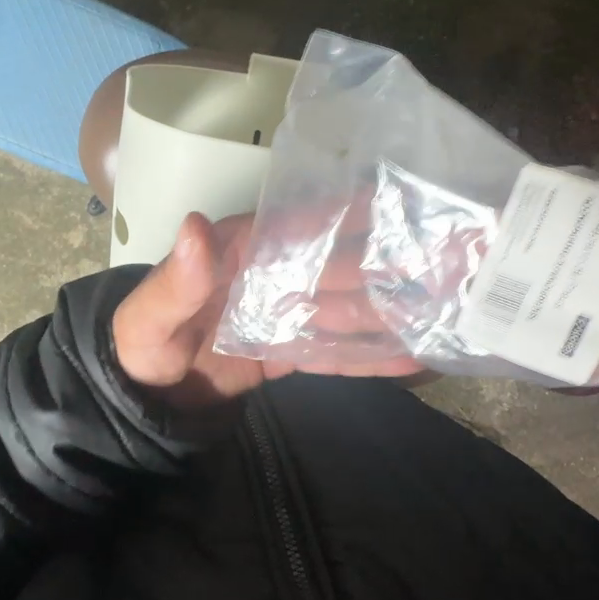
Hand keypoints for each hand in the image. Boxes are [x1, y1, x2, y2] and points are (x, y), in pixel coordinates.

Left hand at [113, 213, 423, 409]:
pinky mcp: (288, 351)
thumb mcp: (150, 315)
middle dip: (394, 262)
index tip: (407, 202)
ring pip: (348, 309)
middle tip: (458, 258)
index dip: (352, 213)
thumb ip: (177, 279)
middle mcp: (271, 275)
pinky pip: (334, 352)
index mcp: (241, 252)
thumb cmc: (140, 344)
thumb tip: (196, 225)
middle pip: (340, 267)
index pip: (303, 226)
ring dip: (395, 307)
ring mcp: (283, 314)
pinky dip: (371, 356)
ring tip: (454, 305)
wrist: (141, 397)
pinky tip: (417, 355)